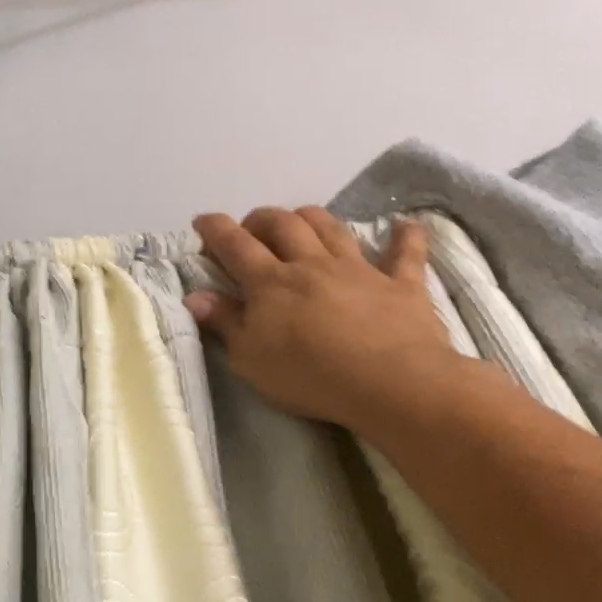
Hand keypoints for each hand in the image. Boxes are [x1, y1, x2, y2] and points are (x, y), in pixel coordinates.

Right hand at [186, 207, 467, 433]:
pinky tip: (403, 225)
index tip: (202, 221)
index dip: (215, 229)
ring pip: (331, 228)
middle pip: (284, 225)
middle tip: (250, 229)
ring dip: (311, 218)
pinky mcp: (401, 284)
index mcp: (270, 283)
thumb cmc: (308, 375)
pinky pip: (405, 253)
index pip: (235, 246)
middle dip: (261, 219)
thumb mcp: (249, 358)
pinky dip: (404, 236)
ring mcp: (359, 270)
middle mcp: (312, 265)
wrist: (391, 383)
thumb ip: (225, 322)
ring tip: (300, 222)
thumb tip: (196, 295)